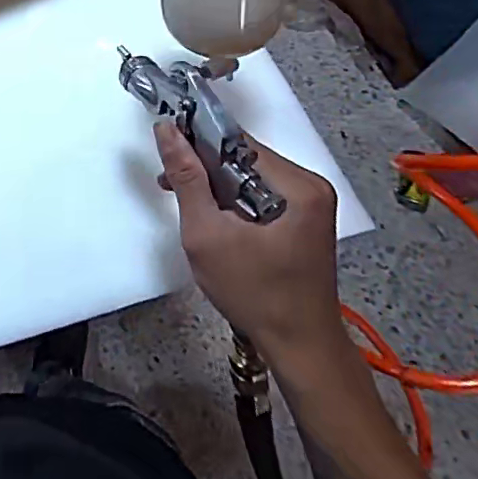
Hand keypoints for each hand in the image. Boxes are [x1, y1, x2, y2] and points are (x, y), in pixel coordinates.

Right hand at [154, 121, 344, 357]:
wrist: (300, 348)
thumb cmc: (255, 294)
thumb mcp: (207, 233)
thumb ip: (186, 177)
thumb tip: (167, 130)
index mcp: (298, 186)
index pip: (238, 141)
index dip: (198, 142)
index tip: (168, 152)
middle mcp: (310, 187)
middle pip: (243, 156)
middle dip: (204, 167)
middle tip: (171, 183)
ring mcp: (309, 204)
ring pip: (247, 174)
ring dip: (215, 184)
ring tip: (188, 203)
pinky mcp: (302, 218)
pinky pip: (258, 192)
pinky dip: (231, 199)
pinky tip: (212, 216)